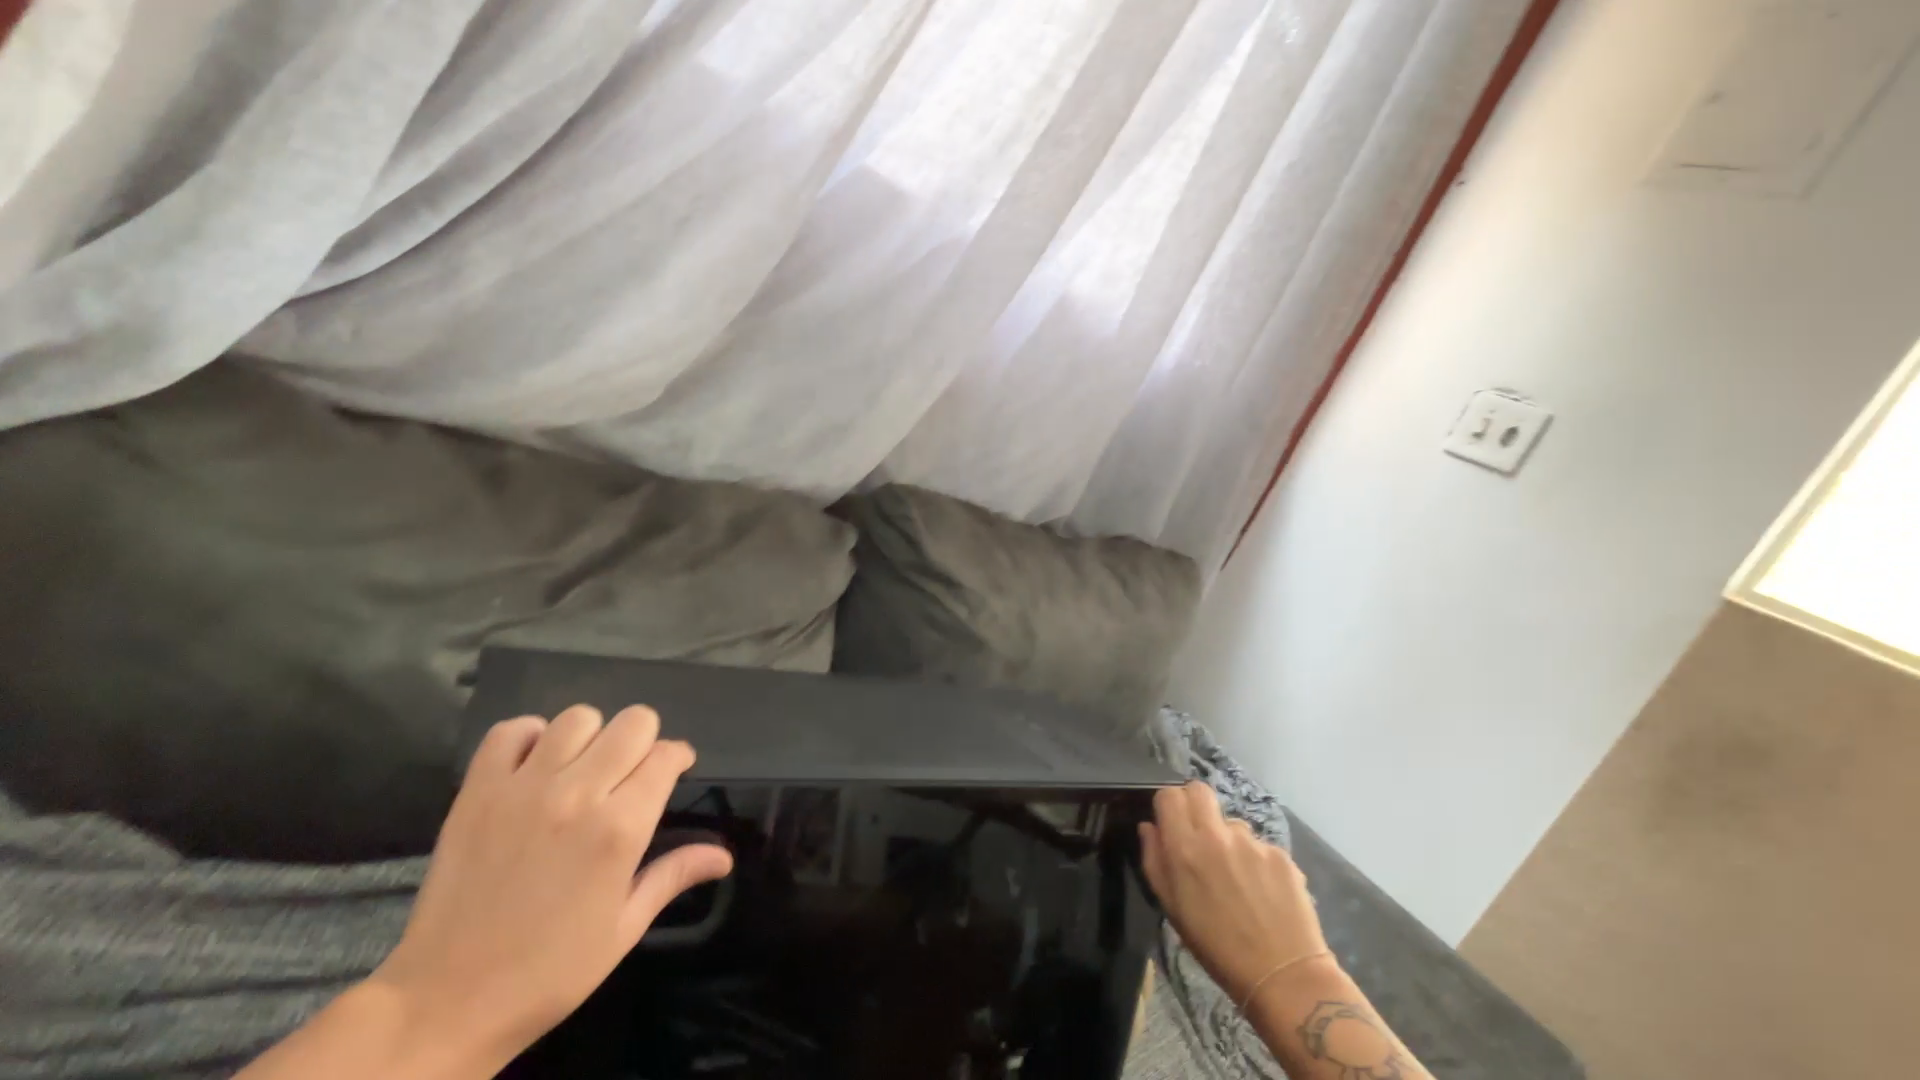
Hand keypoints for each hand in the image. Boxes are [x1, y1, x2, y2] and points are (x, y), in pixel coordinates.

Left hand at [369, 705, 732, 1062]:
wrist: (449, 998)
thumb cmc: (551, 971)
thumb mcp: (624, 928)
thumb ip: (673, 875)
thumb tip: (724, 855)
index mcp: (620, 829)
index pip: (666, 756)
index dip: (678, 758)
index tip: (675, 770)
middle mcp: (578, 794)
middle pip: (632, 723)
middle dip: (644, 740)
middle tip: (632, 773)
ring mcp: (523, 787)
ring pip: (577, 718)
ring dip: (591, 737)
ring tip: (583, 769)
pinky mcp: (478, 791)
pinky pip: (511, 731)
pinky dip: (530, 737)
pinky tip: (535, 767)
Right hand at [1138, 781, 1328, 1003]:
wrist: (1282, 974)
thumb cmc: (1216, 948)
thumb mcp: (1172, 908)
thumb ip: (1155, 860)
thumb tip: (1150, 827)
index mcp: (1184, 849)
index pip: (1169, 796)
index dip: (1167, 806)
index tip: (1170, 824)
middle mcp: (1217, 836)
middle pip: (1199, 790)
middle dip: (1194, 804)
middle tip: (1198, 836)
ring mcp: (1253, 842)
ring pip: (1232, 823)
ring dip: (1228, 841)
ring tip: (1237, 880)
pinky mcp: (1280, 854)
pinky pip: (1259, 846)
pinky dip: (1255, 861)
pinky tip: (1262, 892)